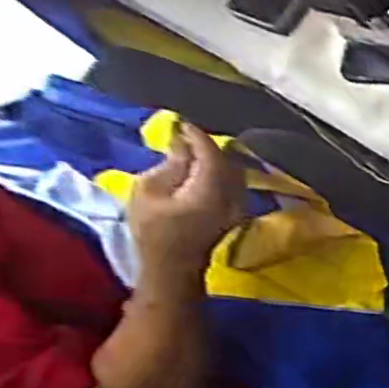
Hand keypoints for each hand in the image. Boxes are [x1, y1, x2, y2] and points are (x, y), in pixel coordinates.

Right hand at [127, 121, 246, 280]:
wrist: (174, 262)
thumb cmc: (153, 227)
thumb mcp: (149, 190)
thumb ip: (172, 165)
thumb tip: (182, 145)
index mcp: (211, 192)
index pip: (214, 157)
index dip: (199, 137)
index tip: (181, 124)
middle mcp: (233, 198)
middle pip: (229, 164)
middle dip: (209, 146)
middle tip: (184, 134)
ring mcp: (239, 207)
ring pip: (235, 174)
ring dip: (216, 158)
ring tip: (191, 147)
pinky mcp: (236, 212)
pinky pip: (234, 184)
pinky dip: (220, 171)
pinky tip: (202, 166)